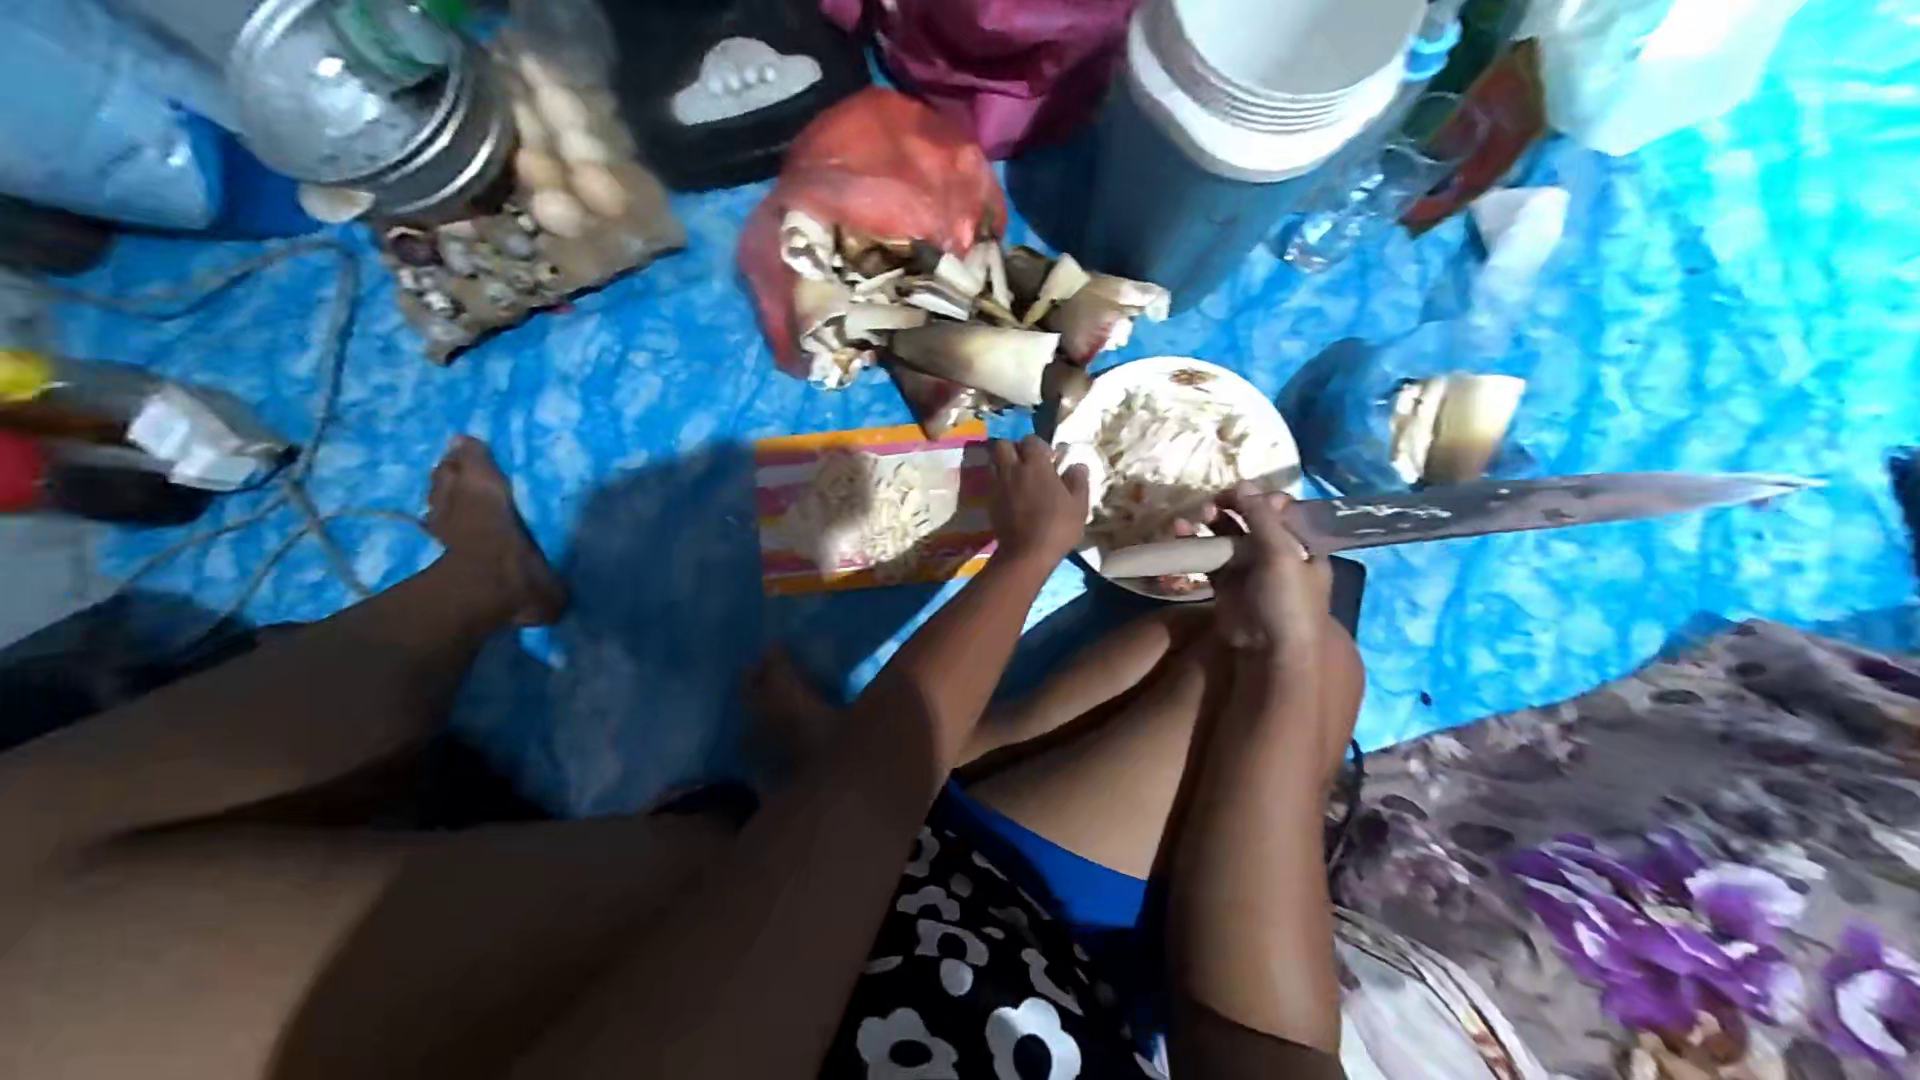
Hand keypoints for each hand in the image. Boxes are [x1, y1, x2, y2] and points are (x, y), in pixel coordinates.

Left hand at [987, 435, 1089, 564]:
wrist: (1026, 553)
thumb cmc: (1057, 527)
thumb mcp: (1078, 505)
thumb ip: (1078, 481)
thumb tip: (1077, 465)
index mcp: (1035, 465)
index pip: (1030, 440)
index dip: (1038, 445)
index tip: (1048, 458)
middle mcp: (1012, 470)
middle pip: (1003, 445)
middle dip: (1013, 448)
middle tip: (1026, 462)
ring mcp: (997, 485)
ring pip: (993, 462)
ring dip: (1003, 464)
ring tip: (1017, 478)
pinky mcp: (989, 502)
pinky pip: (991, 483)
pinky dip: (999, 483)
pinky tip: (1010, 496)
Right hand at [1199, 484, 1331, 660]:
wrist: (1269, 651)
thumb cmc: (1287, 601)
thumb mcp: (1282, 553)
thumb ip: (1260, 517)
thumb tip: (1241, 484)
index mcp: (1302, 545)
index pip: (1282, 511)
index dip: (1260, 498)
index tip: (1239, 492)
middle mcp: (1277, 554)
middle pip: (1251, 520)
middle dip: (1231, 508)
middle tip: (1212, 503)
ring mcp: (1249, 569)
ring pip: (1227, 536)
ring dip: (1211, 523)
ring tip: (1194, 516)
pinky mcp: (1226, 584)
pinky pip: (1208, 557)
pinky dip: (1194, 544)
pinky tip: (1179, 532)